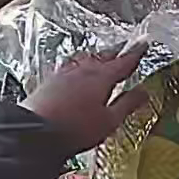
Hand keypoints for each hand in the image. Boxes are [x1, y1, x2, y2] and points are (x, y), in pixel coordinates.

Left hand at [21, 45, 150, 152]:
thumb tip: (144, 92)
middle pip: (104, 57)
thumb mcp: (109, 120)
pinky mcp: (50, 81)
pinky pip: (70, 66)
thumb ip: (128, 103)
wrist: (34, 133)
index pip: (124, 62)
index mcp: (102, 77)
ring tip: (103, 59)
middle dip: (117, 53)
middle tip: (126, 51)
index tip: (143, 44)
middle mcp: (84, 70)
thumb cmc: (76, 128)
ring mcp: (65, 73)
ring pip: (86, 59)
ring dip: (97, 58)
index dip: (135, 53)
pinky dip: (80, 65)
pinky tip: (78, 70)